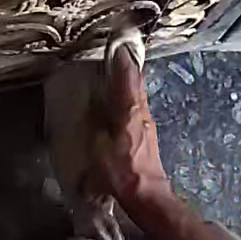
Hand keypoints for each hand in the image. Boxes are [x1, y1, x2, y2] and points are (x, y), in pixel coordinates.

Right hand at [90, 48, 172, 214]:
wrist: (147, 195)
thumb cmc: (122, 172)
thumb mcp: (99, 148)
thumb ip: (96, 126)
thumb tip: (93, 108)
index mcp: (128, 111)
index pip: (127, 78)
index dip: (122, 60)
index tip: (118, 44)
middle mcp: (141, 112)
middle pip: (136, 82)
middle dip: (128, 66)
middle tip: (119, 52)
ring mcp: (146, 123)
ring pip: (139, 94)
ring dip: (130, 80)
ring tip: (120, 70)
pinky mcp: (147, 134)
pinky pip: (138, 106)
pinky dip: (131, 95)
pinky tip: (123, 99)